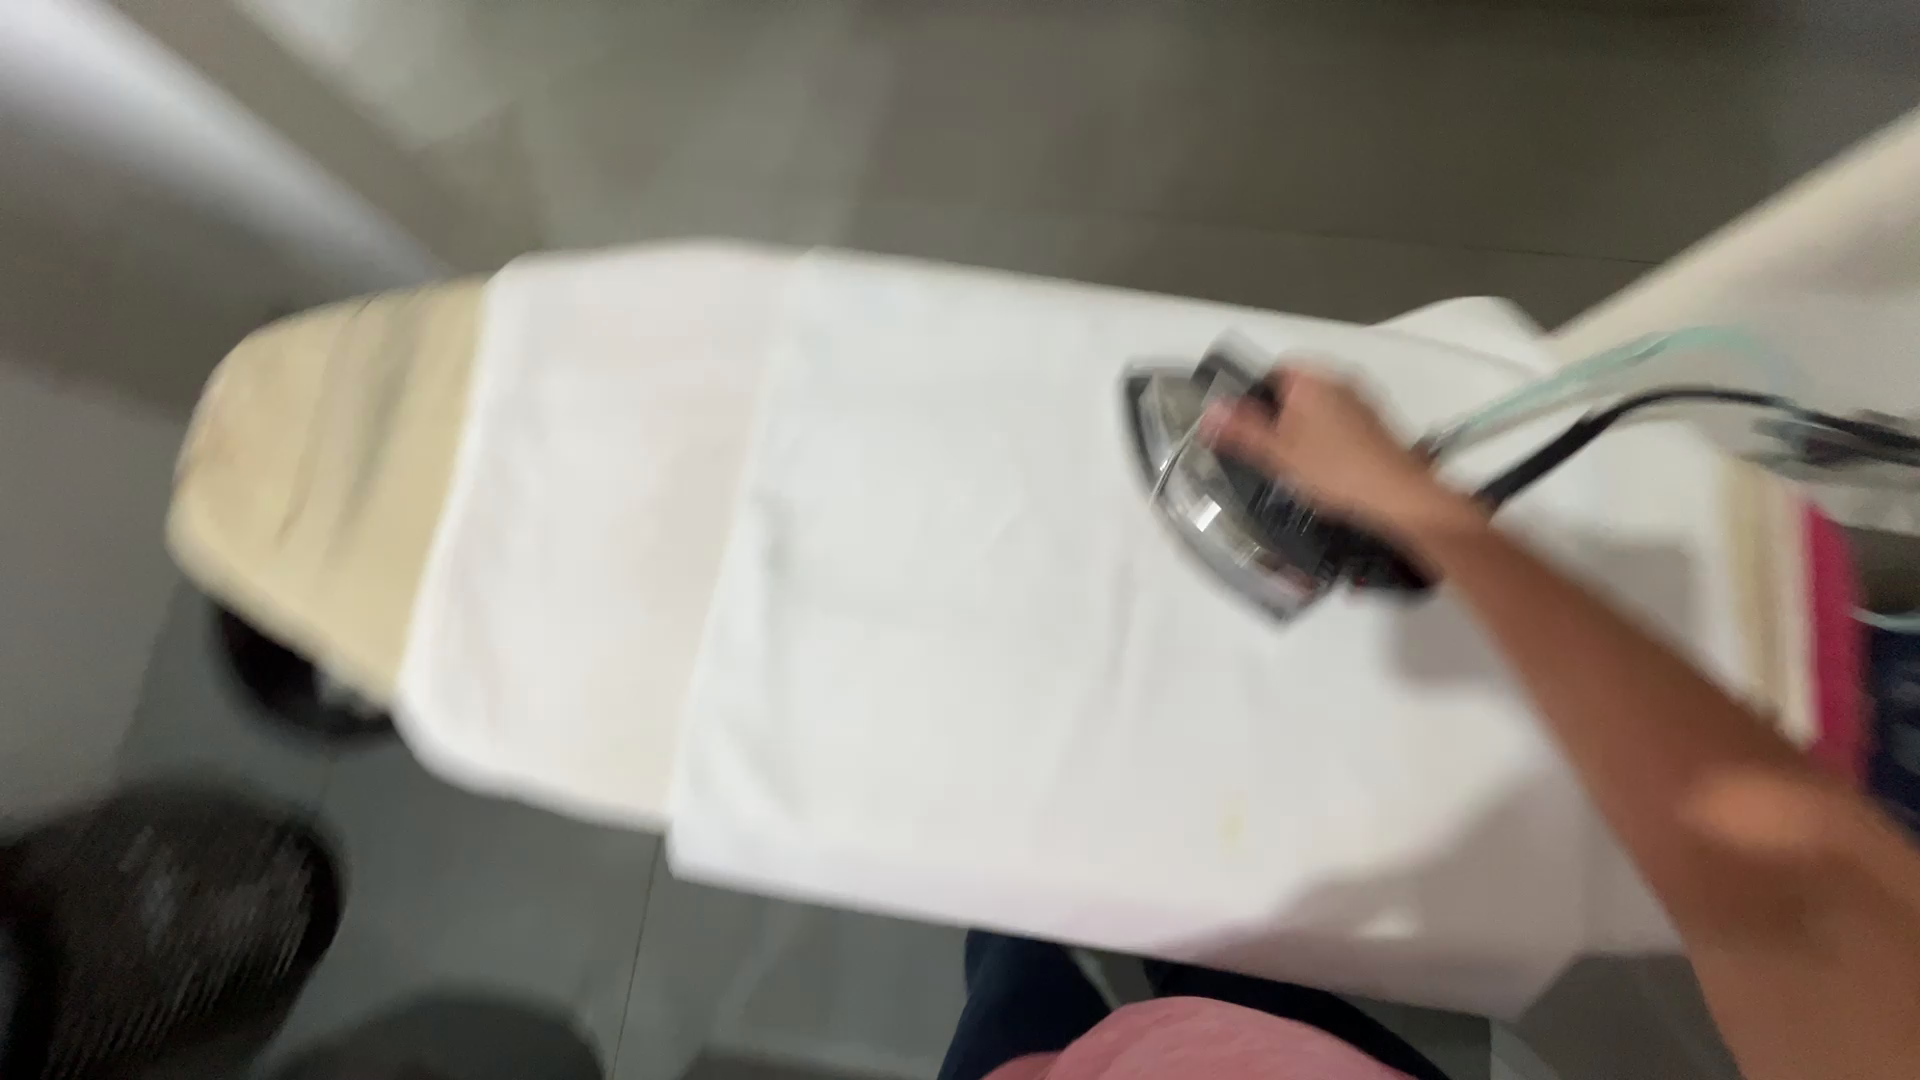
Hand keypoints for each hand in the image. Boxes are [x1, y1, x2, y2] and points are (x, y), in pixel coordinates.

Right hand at [1198, 366, 1483, 540]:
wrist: (1399, 497)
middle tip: (1267, 448)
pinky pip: (1338, 423)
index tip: (1244, 424)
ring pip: (1316, 407)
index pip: (1273, 371)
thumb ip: (1241, 430)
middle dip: (1277, 415)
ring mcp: (1362, 402)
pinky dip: (1324, 440)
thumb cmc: (1341, 471)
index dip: (1253, 396)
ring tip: (1293, 462)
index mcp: (1314, 380)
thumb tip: (1210, 412)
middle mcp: (1341, 382)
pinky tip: (1321, 468)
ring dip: (1301, 428)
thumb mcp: (1276, 453)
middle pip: (1294, 390)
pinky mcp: (1375, 425)